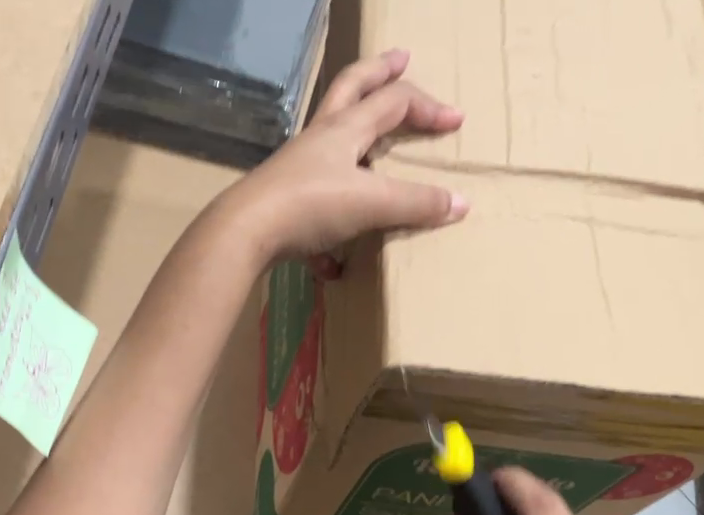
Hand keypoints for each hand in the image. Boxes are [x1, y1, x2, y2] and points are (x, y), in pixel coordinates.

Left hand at [221, 48, 467, 261]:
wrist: (243, 235)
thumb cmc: (309, 206)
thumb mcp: (371, 203)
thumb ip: (416, 204)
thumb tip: (460, 203)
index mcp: (344, 129)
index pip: (394, 101)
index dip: (428, 107)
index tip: (455, 121)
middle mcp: (318, 141)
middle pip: (350, 91)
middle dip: (378, 73)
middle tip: (400, 59)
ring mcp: (294, 171)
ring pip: (327, 149)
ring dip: (352, 147)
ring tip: (370, 153)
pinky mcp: (278, 207)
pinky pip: (309, 215)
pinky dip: (324, 240)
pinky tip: (332, 267)